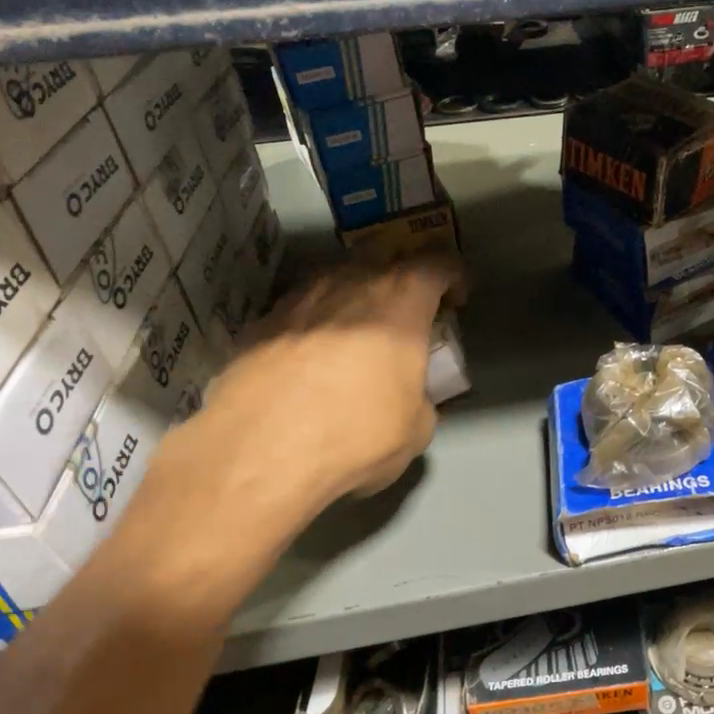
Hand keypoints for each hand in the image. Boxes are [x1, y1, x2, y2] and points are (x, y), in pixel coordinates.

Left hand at [105, 254, 463, 618]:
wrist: (258, 453)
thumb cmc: (355, 435)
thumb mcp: (416, 429)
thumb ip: (420, 398)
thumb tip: (406, 399)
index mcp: (401, 301)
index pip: (439, 265)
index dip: (454, 277)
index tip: (457, 299)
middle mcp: (350, 284)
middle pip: (384, 261)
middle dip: (399, 282)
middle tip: (404, 315)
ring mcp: (298, 300)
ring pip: (335, 282)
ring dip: (350, 301)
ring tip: (351, 337)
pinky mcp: (257, 324)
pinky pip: (297, 313)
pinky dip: (310, 327)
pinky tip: (306, 363)